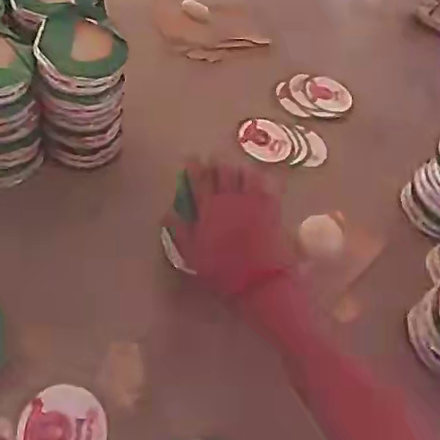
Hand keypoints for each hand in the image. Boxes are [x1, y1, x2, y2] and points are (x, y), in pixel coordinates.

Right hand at [166, 159, 295, 301]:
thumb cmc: (223, 271)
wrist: (260, 281)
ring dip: (238, 167)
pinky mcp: (271, 207)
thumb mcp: (192, 255)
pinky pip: (266, 184)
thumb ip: (179, 230)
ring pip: (244, 173)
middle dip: (217, 161)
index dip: (194, 166)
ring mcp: (252, 201)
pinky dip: (260, 178)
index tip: (191, 157)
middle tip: (213, 158)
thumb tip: (167, 212)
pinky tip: (258, 178)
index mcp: (209, 209)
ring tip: (235, 166)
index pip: (199, 179)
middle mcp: (230, 199)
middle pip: (223, 170)